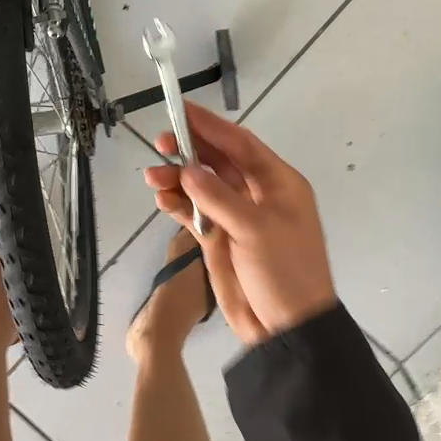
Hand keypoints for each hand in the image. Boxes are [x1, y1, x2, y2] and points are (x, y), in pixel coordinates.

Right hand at [144, 101, 337, 346]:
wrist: (287, 330)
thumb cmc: (284, 272)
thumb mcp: (256, 230)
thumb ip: (219, 198)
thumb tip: (187, 171)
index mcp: (277, 183)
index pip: (240, 143)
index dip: (210, 125)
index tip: (181, 109)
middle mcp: (256, 194)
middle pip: (217, 160)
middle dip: (189, 150)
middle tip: (160, 142)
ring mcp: (236, 217)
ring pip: (201, 185)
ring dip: (177, 178)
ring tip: (152, 177)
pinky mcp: (219, 239)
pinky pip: (194, 212)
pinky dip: (177, 204)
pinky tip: (161, 198)